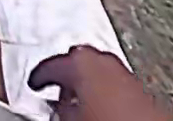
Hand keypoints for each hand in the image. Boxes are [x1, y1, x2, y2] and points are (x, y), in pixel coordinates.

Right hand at [28, 47, 169, 120]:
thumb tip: (57, 108)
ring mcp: (122, 70)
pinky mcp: (138, 86)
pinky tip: (100, 108)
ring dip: (85, 83)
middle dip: (65, 75)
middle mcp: (101, 57)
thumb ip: (61, 109)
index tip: (34, 85)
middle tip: (55, 92)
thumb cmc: (107, 120)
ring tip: (77, 104)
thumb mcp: (72, 118)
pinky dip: (102, 89)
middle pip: (76, 60)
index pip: (51, 64)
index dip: (39, 76)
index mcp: (81, 60)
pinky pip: (112, 81)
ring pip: (96, 69)